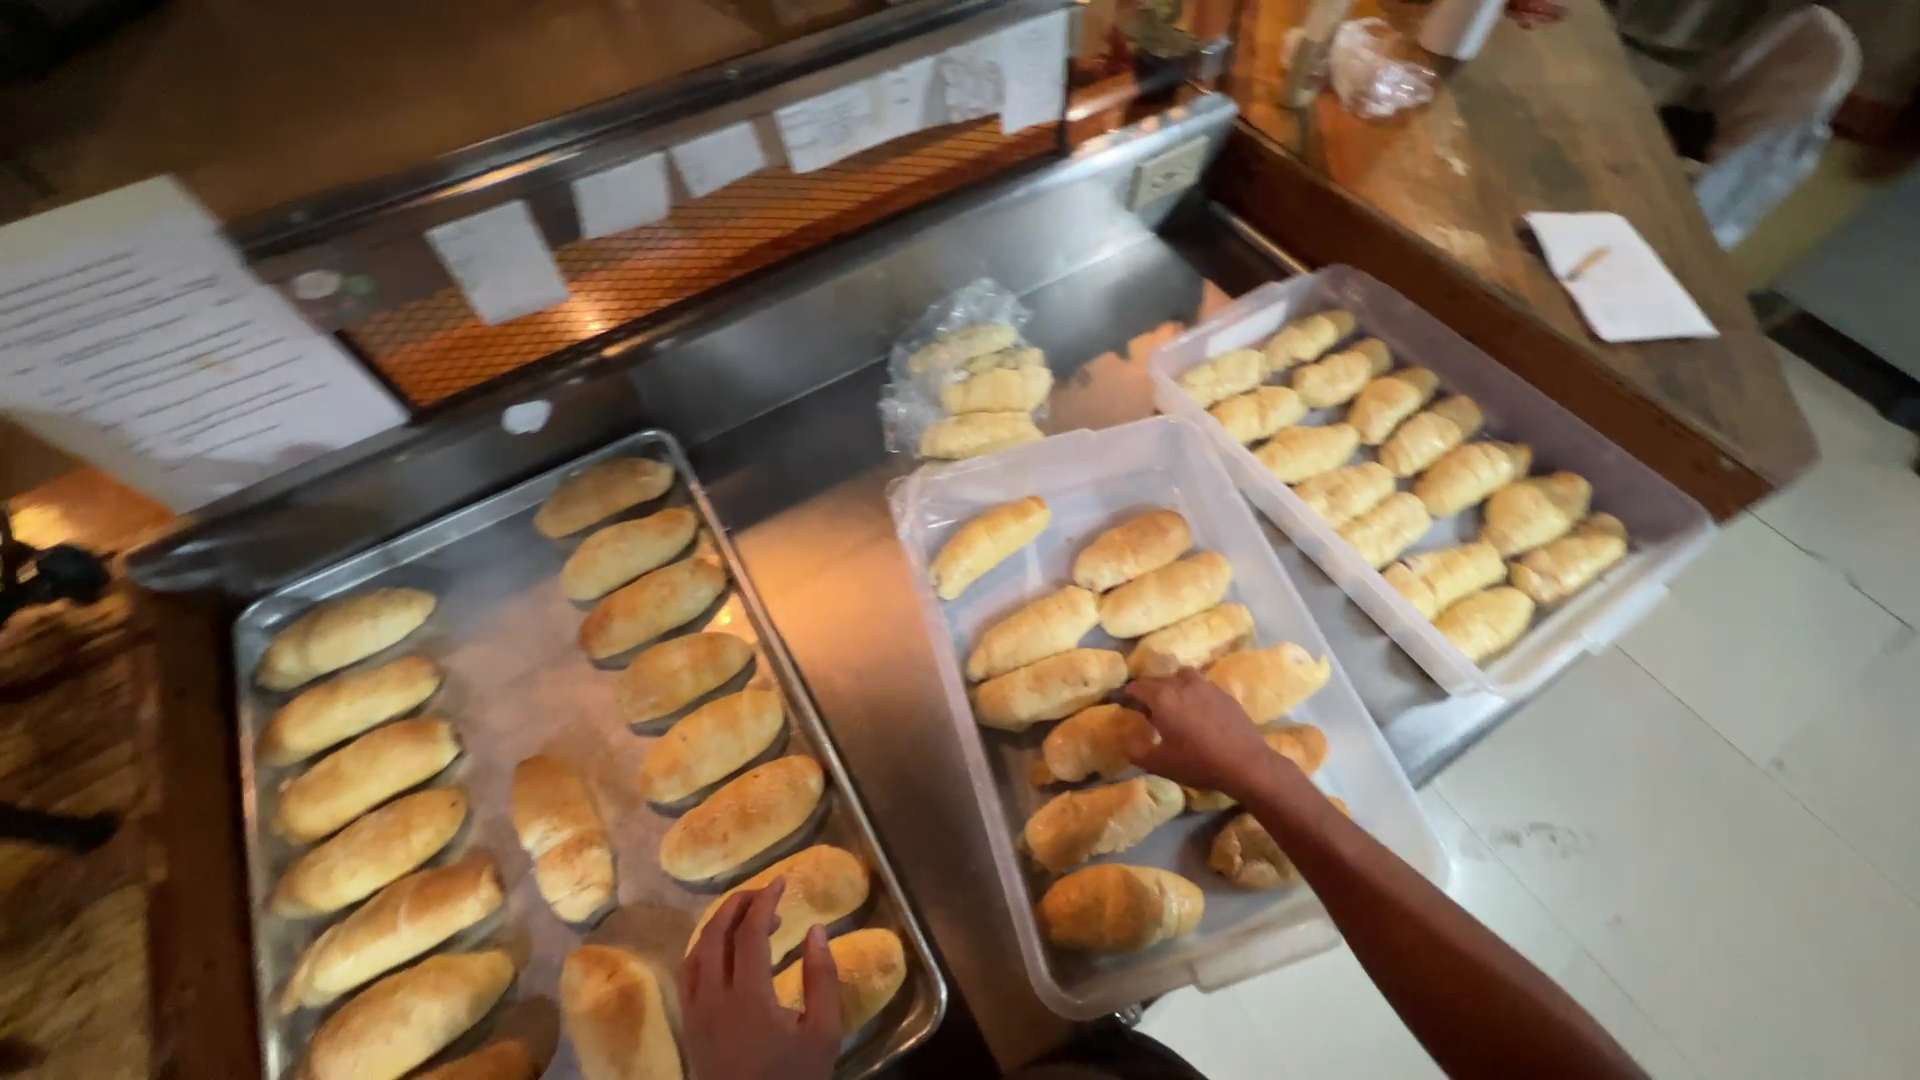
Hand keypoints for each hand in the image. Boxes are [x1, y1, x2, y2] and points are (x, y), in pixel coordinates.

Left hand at [679, 880, 840, 1079]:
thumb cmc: (795, 1079)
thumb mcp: (824, 1031)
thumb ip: (822, 976)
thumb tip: (817, 930)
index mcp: (748, 998)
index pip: (749, 932)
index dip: (765, 900)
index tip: (783, 881)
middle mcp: (713, 999)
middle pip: (715, 934)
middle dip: (739, 903)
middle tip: (765, 891)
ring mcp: (696, 1014)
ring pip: (696, 952)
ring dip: (719, 924)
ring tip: (748, 916)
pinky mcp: (689, 1027)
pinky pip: (687, 974)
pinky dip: (704, 948)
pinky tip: (724, 950)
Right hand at [1123, 668, 1294, 799]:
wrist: (1246, 764)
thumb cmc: (1198, 762)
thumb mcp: (1159, 764)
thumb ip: (1135, 751)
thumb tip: (1126, 739)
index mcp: (1162, 697)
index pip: (1137, 686)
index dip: (1128, 695)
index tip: (1126, 705)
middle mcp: (1182, 684)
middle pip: (1158, 679)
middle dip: (1149, 691)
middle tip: (1148, 710)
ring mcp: (1206, 686)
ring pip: (1182, 677)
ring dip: (1173, 686)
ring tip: (1175, 705)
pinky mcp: (1224, 694)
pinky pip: (1201, 686)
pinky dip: (1194, 693)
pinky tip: (1199, 713)